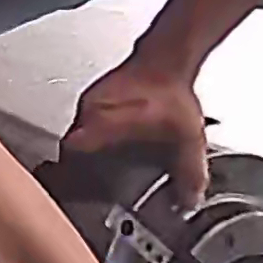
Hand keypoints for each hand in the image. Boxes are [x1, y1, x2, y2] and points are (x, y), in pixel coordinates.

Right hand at [64, 53, 209, 206]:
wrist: (164, 61)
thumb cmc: (169, 92)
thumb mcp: (188, 138)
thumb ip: (189, 173)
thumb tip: (187, 201)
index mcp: (104, 121)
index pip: (73, 151)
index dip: (77, 170)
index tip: (84, 183)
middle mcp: (90, 110)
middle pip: (73, 145)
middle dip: (85, 163)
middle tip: (101, 177)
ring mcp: (88, 101)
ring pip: (78, 132)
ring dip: (90, 146)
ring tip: (110, 158)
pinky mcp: (92, 96)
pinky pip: (85, 120)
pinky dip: (96, 132)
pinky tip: (117, 136)